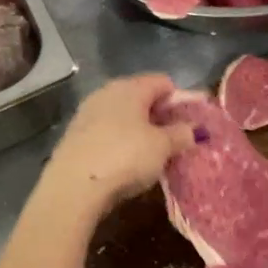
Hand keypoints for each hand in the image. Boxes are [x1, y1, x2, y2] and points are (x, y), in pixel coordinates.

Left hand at [39, 74, 198, 215]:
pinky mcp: (74, 134)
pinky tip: (122, 161)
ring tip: (149, 154)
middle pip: (140, 96)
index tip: (189, 124)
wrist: (74, 185)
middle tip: (172, 141)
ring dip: (137, 129)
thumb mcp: (162, 147)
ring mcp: (87, 112)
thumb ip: (181, 134)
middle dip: (158, 115)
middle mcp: (106, 92)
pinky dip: (118, 140)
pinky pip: (105, 130)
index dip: (179, 100)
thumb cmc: (125, 157)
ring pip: (121, 114)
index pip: (162, 82)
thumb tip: (193, 129)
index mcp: (130, 87)